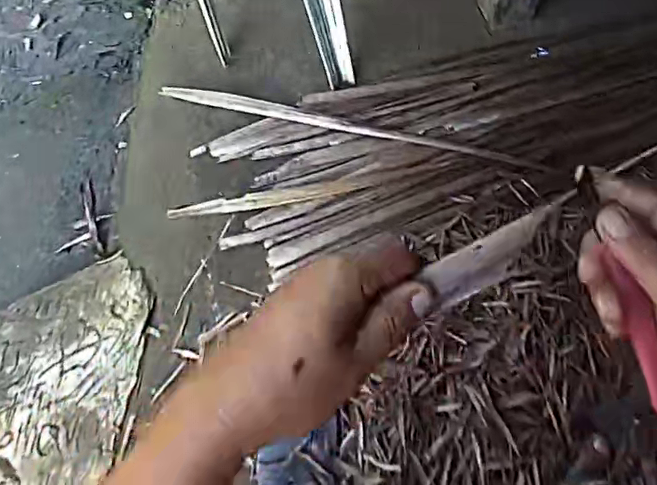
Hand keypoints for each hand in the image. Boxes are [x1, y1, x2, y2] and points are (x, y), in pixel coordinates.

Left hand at [115, 238, 431, 482]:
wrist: (226, 403)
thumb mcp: (356, 361)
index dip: (420, 278)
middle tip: (390, 341)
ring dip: (368, 307)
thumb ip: (393, 322)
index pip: (400, 254)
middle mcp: (324, 265)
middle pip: (377, 266)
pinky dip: (345, 312)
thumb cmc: (290, 385)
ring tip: (358, 354)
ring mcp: (304, 279)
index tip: (430, 304)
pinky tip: (333, 351)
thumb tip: (422, 294)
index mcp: (344, 272)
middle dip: (392, 297)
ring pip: (355, 281)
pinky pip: (333, 291)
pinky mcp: (291, 296)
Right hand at [578, 176, 656, 482]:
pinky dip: (611, 305)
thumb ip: (646, 259)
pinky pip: (619, 292)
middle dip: (606, 252)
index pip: (655, 205)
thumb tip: (611, 216)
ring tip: (614, 313)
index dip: (621, 192)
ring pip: (617, 263)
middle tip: (596, 273)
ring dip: (607, 285)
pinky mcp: (654, 310)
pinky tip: (620, 326)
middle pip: (628, 232)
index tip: (589, 183)